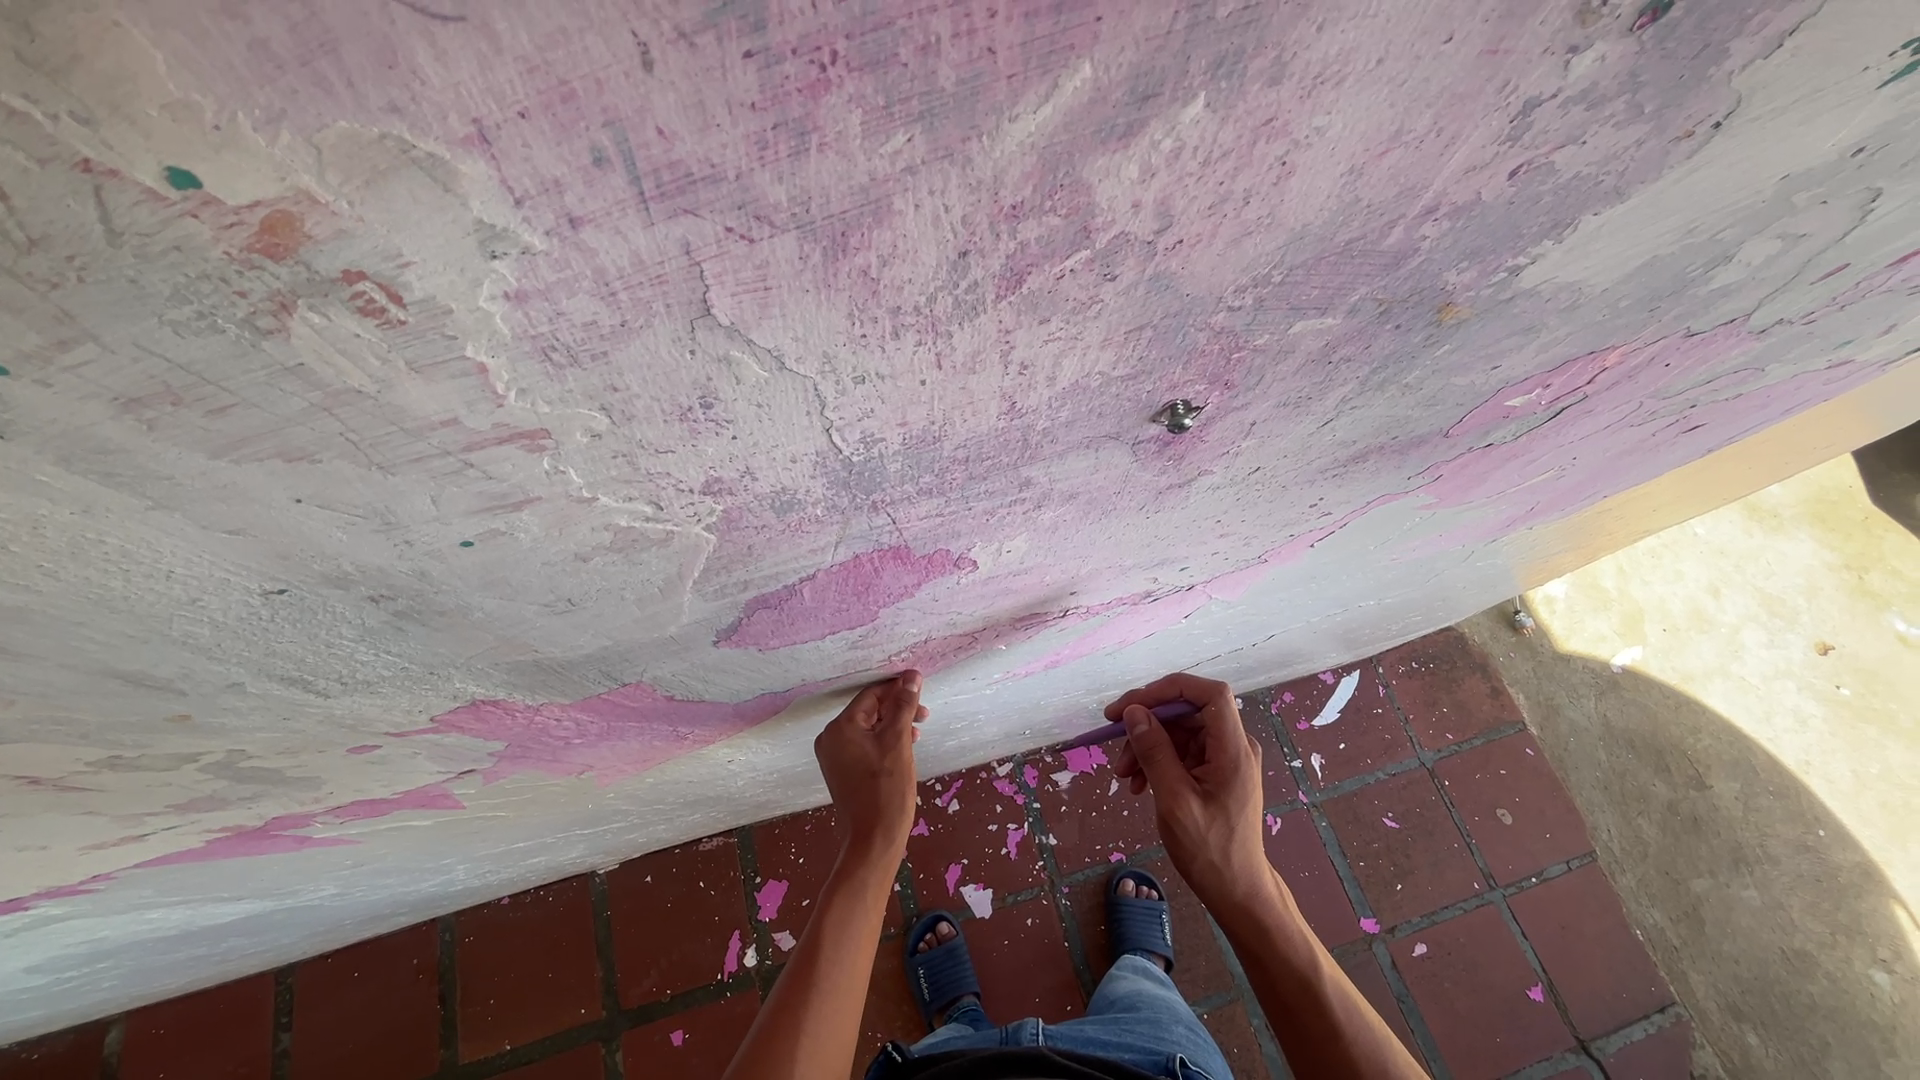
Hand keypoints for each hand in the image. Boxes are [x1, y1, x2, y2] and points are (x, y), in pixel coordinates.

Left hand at [814, 671, 926, 861]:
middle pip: (869, 710)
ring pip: (869, 728)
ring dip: (894, 725)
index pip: (872, 695)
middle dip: (898, 708)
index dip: (898, 688)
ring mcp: (835, 756)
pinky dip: (884, 741)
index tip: (921, 687)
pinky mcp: (843, 770)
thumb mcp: (899, 742)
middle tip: (924, 714)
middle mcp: (831, 738)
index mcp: (840, 727)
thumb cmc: (887, 789)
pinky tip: (904, 747)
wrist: (874, 838)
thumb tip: (912, 676)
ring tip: (917, 732)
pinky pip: (865, 744)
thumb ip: (904, 706)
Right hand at [1107, 673, 1272, 913]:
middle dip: (1148, 721)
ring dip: (1147, 745)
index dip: (1170, 688)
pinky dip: (1157, 761)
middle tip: (1112, 731)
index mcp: (1233, 748)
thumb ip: (1154, 751)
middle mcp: (1234, 746)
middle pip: (1188, 711)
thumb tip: (1134, 713)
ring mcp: (1226, 759)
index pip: (1209, 694)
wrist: (1236, 890)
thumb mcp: (1173, 799)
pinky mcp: (1216, 773)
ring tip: (1123, 774)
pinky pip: (1182, 752)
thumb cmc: (1208, 849)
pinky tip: (1137, 784)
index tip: (1134, 704)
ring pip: (1180, 732)